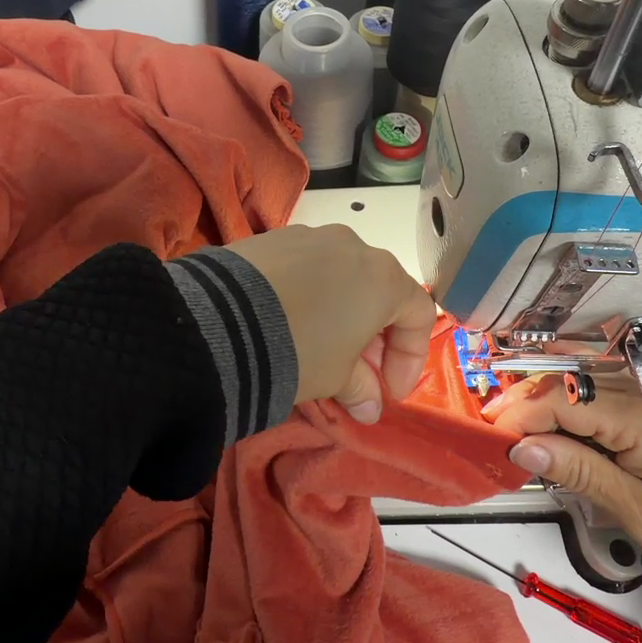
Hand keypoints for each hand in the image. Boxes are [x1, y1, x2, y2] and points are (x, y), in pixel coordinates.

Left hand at [220, 224, 435, 423]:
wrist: (223, 321)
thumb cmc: (299, 350)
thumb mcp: (334, 378)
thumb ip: (359, 388)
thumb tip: (368, 406)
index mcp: (383, 277)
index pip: (418, 314)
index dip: (410, 357)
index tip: (388, 390)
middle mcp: (352, 245)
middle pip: (378, 289)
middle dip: (374, 334)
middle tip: (357, 371)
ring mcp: (309, 236)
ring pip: (339, 275)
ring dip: (338, 310)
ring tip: (317, 345)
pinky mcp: (271, 238)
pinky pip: (302, 267)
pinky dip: (305, 294)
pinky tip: (284, 320)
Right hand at [485, 371, 641, 578]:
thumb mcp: (638, 512)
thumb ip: (580, 472)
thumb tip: (522, 447)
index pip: (566, 399)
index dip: (522, 414)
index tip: (491, 438)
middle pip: (569, 384)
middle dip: (526, 405)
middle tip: (494, 437)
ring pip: (581, 386)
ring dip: (544, 407)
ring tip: (517, 437)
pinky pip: (601, 397)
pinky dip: (570, 412)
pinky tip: (554, 436)